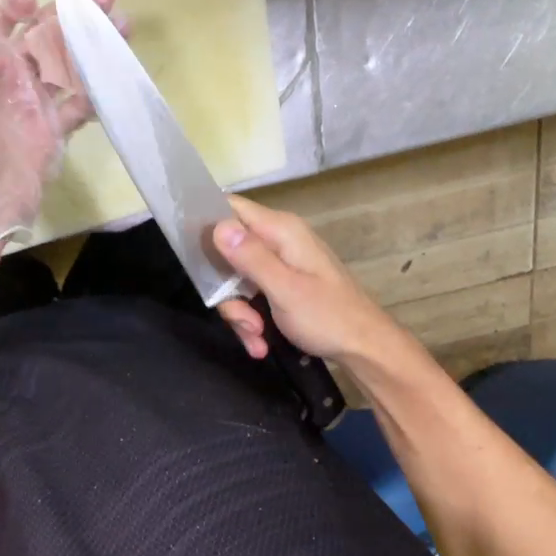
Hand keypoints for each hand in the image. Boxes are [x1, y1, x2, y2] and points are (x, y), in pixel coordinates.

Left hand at [0, 0, 120, 247]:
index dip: (13, 2)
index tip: (32, 6)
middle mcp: (12, 79)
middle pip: (45, 33)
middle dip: (71, 11)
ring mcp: (36, 104)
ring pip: (69, 62)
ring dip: (94, 41)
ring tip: (122, 24)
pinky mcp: (55, 130)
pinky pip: (81, 103)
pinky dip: (99, 89)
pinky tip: (117, 74)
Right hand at [213, 196, 407, 363]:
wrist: (363, 348)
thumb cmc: (328, 317)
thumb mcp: (285, 290)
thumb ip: (251, 258)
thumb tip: (218, 226)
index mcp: (281, 231)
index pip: (230, 208)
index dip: (206, 226)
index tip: (192, 258)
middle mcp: (278, 241)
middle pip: (227, 253)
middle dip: (226, 291)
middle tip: (244, 319)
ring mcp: (279, 264)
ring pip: (235, 281)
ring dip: (240, 313)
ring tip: (257, 337)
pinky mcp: (280, 285)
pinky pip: (250, 297)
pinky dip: (251, 321)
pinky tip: (260, 341)